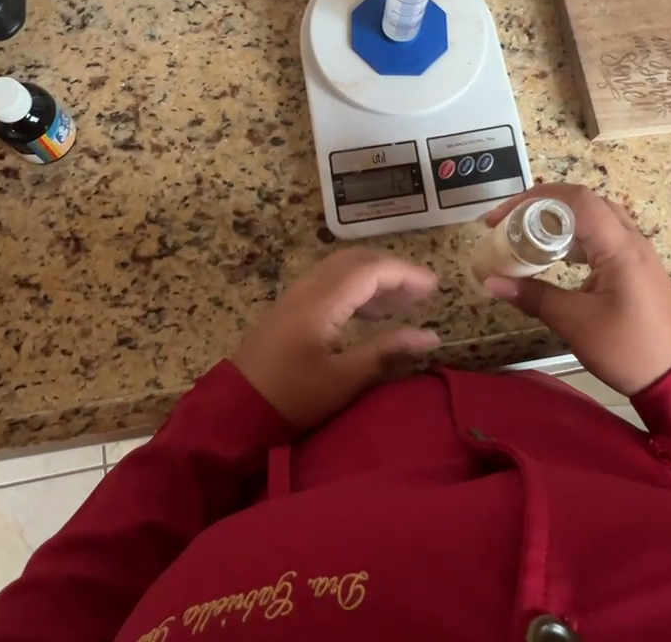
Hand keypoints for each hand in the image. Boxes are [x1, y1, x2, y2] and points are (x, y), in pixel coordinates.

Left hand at [231, 249, 440, 429]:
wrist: (235, 409)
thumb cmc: (293, 397)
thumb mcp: (344, 379)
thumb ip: (387, 352)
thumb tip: (430, 336)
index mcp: (322, 300)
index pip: (371, 270)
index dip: (405, 274)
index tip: (435, 287)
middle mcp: (308, 288)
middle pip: (356, 261)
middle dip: (392, 271)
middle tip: (422, 292)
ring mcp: (296, 296)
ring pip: (341, 270)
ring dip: (374, 278)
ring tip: (404, 304)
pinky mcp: (291, 309)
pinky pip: (330, 283)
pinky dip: (356, 288)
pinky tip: (371, 313)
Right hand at [479, 184, 670, 395]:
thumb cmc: (628, 349)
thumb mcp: (576, 323)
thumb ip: (534, 297)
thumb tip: (491, 282)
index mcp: (619, 247)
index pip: (575, 200)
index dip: (533, 199)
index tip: (501, 218)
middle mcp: (631, 240)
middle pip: (584, 201)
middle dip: (542, 204)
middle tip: (510, 222)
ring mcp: (637, 253)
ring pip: (595, 216)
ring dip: (559, 217)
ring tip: (527, 233)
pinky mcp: (637, 267)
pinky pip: (603, 234)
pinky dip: (574, 234)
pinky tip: (556, 253)